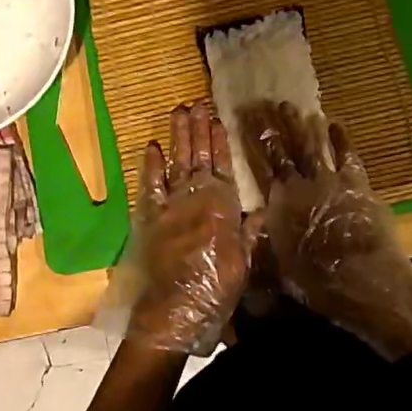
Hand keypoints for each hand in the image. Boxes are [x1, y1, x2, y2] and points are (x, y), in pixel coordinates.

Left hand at [124, 103, 250, 352]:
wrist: (178, 307)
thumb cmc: (218, 286)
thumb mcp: (244, 259)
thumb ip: (249, 231)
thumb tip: (260, 210)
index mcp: (224, 205)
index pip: (223, 165)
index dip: (220, 142)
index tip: (218, 119)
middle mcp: (198, 197)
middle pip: (198, 156)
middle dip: (198, 129)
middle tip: (196, 103)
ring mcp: (172, 204)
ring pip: (177, 162)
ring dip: (178, 136)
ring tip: (179, 111)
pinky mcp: (152, 216)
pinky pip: (151, 185)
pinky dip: (151, 165)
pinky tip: (152, 145)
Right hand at [239, 102, 411, 358]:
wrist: (361, 278)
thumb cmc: (316, 279)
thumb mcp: (278, 266)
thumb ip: (264, 243)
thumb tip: (248, 232)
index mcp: (279, 204)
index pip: (263, 164)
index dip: (256, 140)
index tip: (248, 119)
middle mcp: (302, 186)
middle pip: (288, 148)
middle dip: (278, 125)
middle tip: (272, 103)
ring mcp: (331, 181)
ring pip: (314, 146)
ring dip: (305, 126)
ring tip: (296, 107)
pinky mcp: (357, 185)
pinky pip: (347, 156)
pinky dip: (341, 140)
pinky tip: (336, 125)